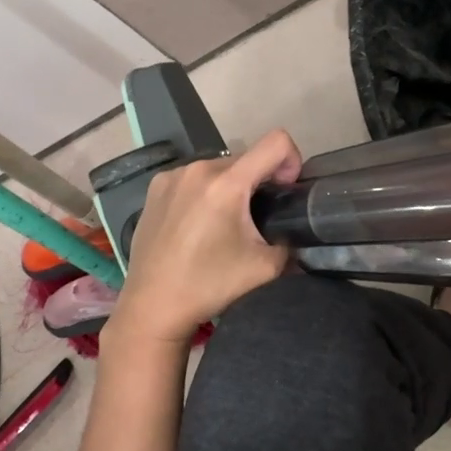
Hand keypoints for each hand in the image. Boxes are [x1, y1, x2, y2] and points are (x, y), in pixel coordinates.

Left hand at [107, 130, 301, 344]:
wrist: (152, 308)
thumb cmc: (209, 286)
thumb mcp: (265, 268)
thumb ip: (291, 241)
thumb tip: (299, 231)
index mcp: (226, 184)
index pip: (276, 142)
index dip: (292, 161)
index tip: (286, 192)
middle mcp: (198, 170)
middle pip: (247, 158)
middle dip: (261, 181)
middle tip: (256, 218)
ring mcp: (173, 176)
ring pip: (220, 168)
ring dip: (233, 186)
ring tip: (225, 223)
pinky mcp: (156, 187)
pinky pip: (194, 177)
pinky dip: (206, 191)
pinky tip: (198, 223)